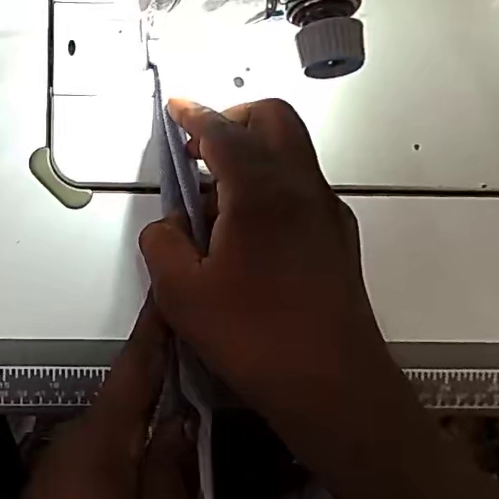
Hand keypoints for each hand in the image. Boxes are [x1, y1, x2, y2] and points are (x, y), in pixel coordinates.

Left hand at [0, 304, 193, 498]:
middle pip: (128, 389)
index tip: (168, 286)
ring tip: (191, 388)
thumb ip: (170, 481)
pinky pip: (107, 441)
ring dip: (150, 402)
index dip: (155, 327)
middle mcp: (79, 434)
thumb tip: (184, 422)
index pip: (135, 368)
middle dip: (162, 365)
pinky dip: (135, 433)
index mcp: (102, 440)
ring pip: (119, 418)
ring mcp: (66, 454)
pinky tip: (157, 445)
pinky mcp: (61, 477)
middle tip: (202, 342)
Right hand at [139, 99, 399, 428]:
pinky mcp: (337, 237)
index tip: (175, 107)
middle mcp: (302, 190)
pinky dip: (266, 181)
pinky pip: (297, 184)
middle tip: (198, 148)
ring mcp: (326, 212)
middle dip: (232, 119)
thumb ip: (162, 242)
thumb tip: (172, 225)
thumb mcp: (181, 292)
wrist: (336, 391)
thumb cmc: (254, 337)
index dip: (194, 114)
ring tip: (211, 199)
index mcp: (262, 193)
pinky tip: (240, 230)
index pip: (225, 131)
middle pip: (274, 120)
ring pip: (289, 151)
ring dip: (249, 153)